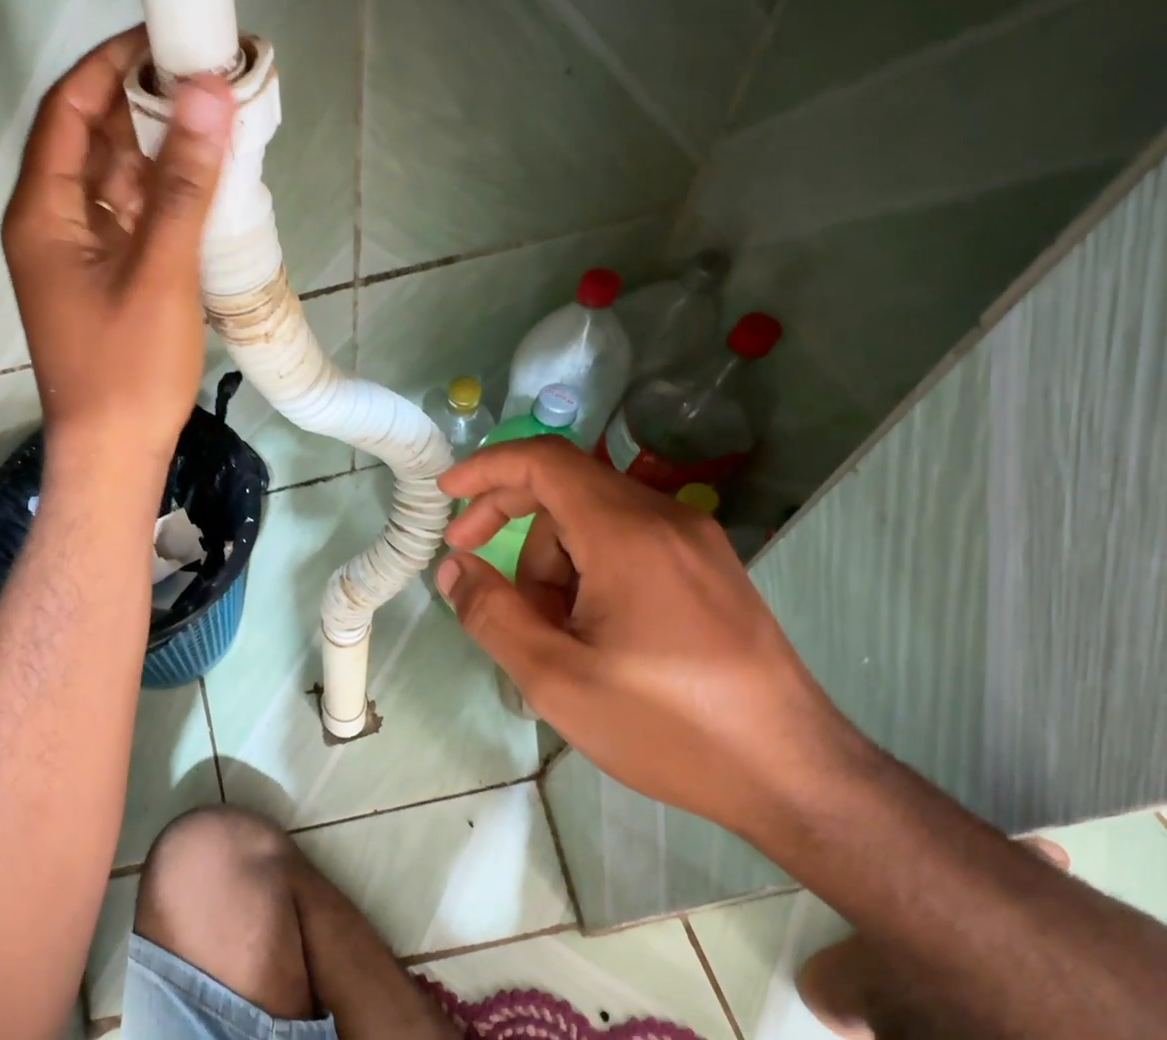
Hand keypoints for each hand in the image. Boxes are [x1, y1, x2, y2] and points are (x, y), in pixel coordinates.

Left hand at [2, 28, 236, 469]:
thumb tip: (207, 92)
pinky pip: (127, 219)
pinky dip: (160, 198)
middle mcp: (49, 225)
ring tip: (216, 124)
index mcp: (41, 213)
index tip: (168, 44)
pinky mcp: (100, 281)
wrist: (112, 455)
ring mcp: (75, 255)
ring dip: (158, 152)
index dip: (112, 65)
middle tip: (207, 82)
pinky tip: (203, 185)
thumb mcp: (159, 271)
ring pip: (113, 181)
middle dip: (143, 107)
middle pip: (90, 140)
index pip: (67, 109)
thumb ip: (183, 183)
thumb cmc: (128, 369)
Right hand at [434, 438, 869, 838]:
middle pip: (565, 493)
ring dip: (554, 567)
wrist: (793, 775)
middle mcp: (667, 521)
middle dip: (513, 532)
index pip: (545, 461)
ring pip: (594, 524)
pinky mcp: (710, 571)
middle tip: (483, 587)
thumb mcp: (555, 678)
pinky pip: (628, 546)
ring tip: (557, 640)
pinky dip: (589, 574)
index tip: (445, 497)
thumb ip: (491, 613)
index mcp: (628, 535)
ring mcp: (696, 544)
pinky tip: (591, 635)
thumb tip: (453, 568)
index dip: (486, 469)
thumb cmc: (666, 726)